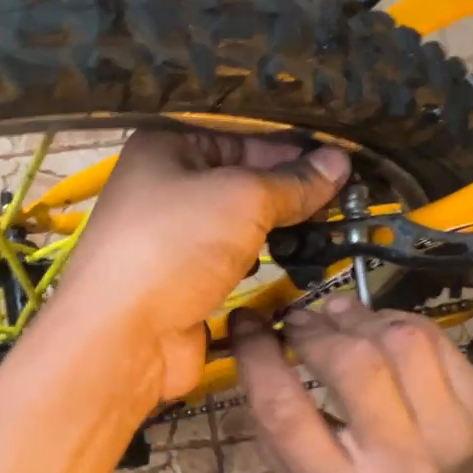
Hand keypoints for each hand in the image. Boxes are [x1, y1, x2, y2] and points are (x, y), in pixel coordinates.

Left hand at [53, 129, 348, 398]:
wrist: (123, 335)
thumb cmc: (176, 245)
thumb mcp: (242, 199)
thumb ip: (293, 183)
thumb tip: (338, 162)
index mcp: (166, 148)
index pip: (243, 138)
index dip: (293, 150)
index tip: (344, 165)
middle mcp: (165, 188)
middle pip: (241, 181)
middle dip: (291, 192)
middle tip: (349, 201)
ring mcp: (173, 240)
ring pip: (239, 226)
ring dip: (280, 230)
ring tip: (332, 231)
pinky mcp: (184, 284)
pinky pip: (232, 263)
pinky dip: (260, 264)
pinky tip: (295, 264)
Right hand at [229, 296, 472, 472]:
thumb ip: (272, 416)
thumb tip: (255, 330)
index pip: (287, 411)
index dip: (259, 356)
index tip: (245, 321)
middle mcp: (400, 464)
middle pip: (353, 366)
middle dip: (315, 331)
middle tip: (296, 319)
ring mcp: (450, 432)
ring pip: (400, 340)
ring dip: (358, 317)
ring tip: (334, 314)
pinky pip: (432, 337)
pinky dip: (394, 320)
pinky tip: (375, 327)